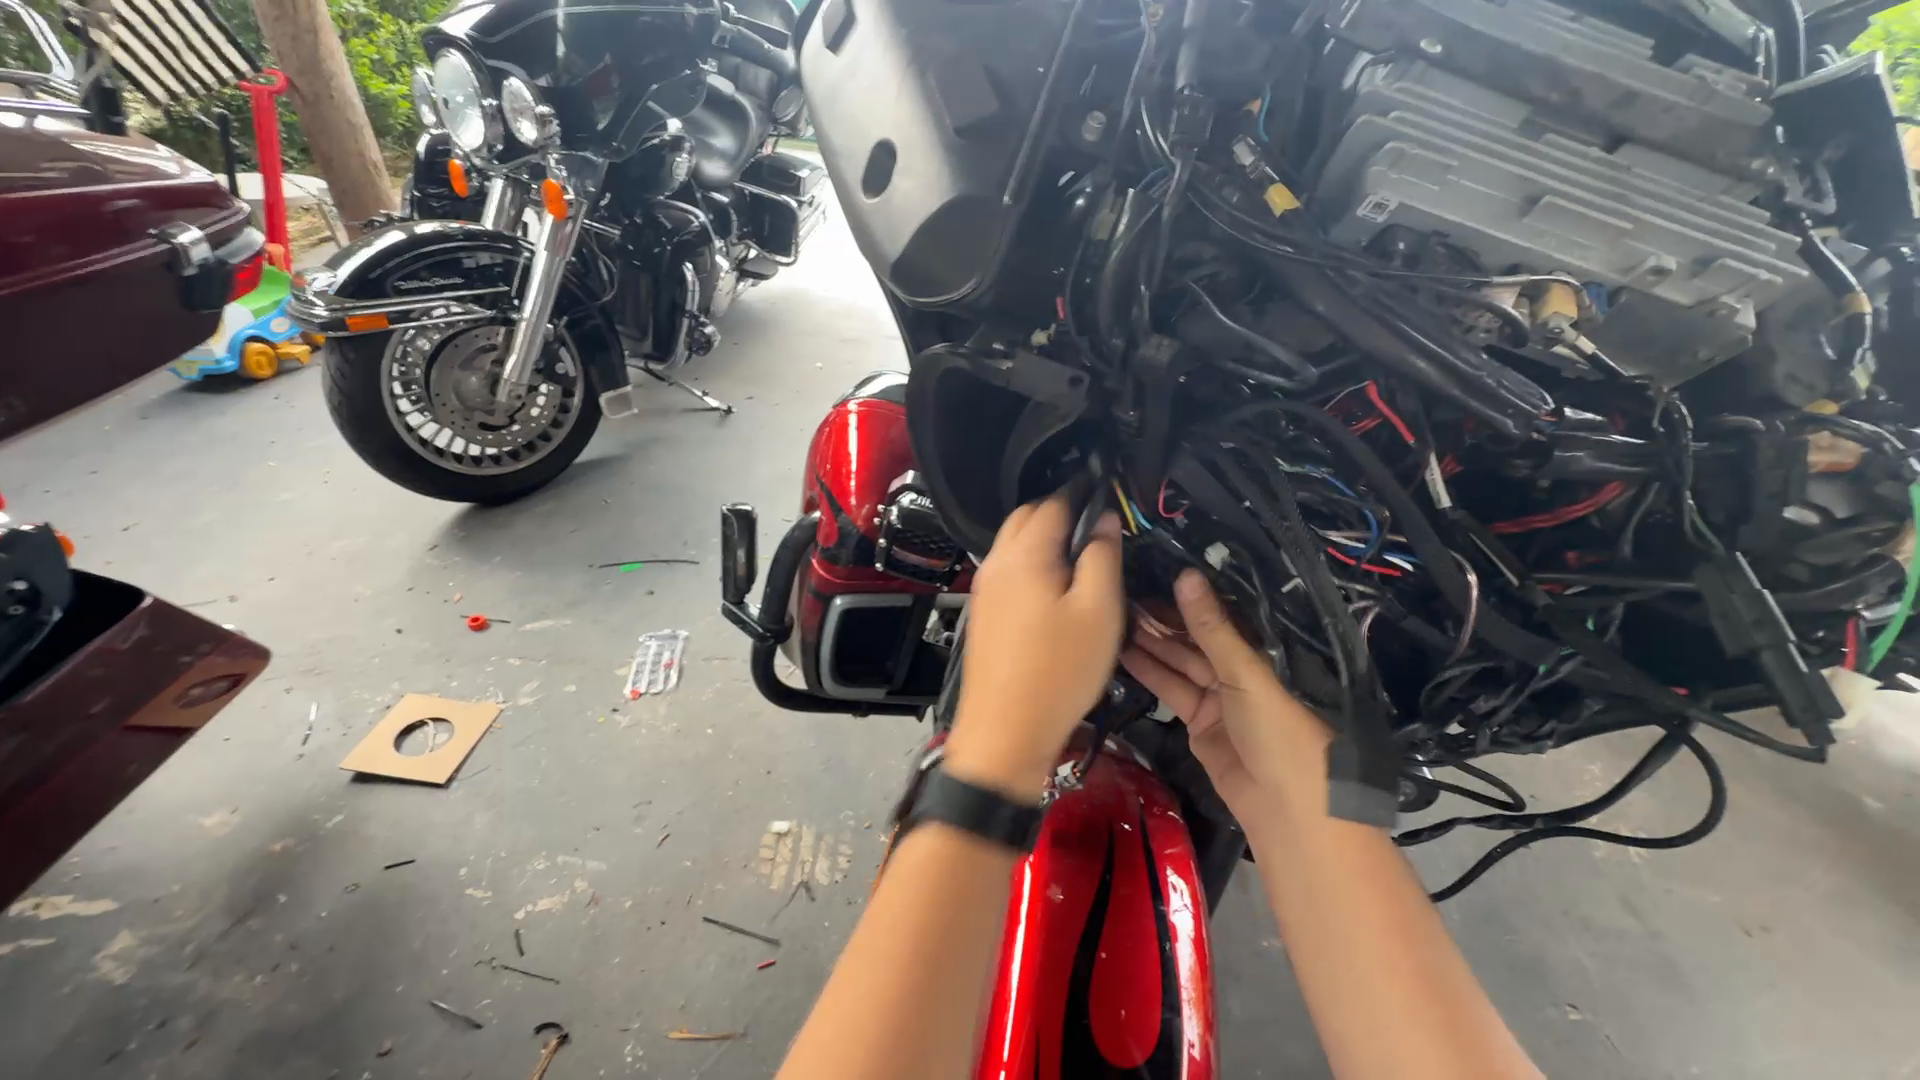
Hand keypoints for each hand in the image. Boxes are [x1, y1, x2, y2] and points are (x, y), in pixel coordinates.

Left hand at [943, 493, 1125, 800]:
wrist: (1006, 731)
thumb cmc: (1057, 674)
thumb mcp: (1098, 611)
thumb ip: (1102, 557)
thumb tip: (1103, 521)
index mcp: (1024, 555)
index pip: (1053, 501)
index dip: (1082, 491)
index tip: (1104, 489)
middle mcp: (996, 565)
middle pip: (1027, 517)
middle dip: (1060, 511)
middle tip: (1095, 524)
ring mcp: (985, 590)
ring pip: (1015, 545)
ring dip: (1044, 539)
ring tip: (1081, 558)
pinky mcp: (985, 615)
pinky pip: (1009, 572)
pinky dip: (1033, 566)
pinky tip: (1056, 590)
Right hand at [1120, 569, 1330, 816]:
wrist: (1283, 803)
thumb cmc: (1276, 728)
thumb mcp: (1243, 672)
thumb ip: (1210, 628)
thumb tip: (1186, 575)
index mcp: (1258, 654)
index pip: (1217, 619)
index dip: (1187, 600)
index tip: (1153, 575)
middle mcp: (1237, 672)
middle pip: (1194, 642)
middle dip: (1162, 623)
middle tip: (1124, 598)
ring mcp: (1217, 699)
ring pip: (1179, 665)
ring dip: (1151, 646)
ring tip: (1116, 621)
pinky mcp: (1198, 725)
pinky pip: (1171, 692)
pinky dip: (1150, 674)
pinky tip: (1124, 654)